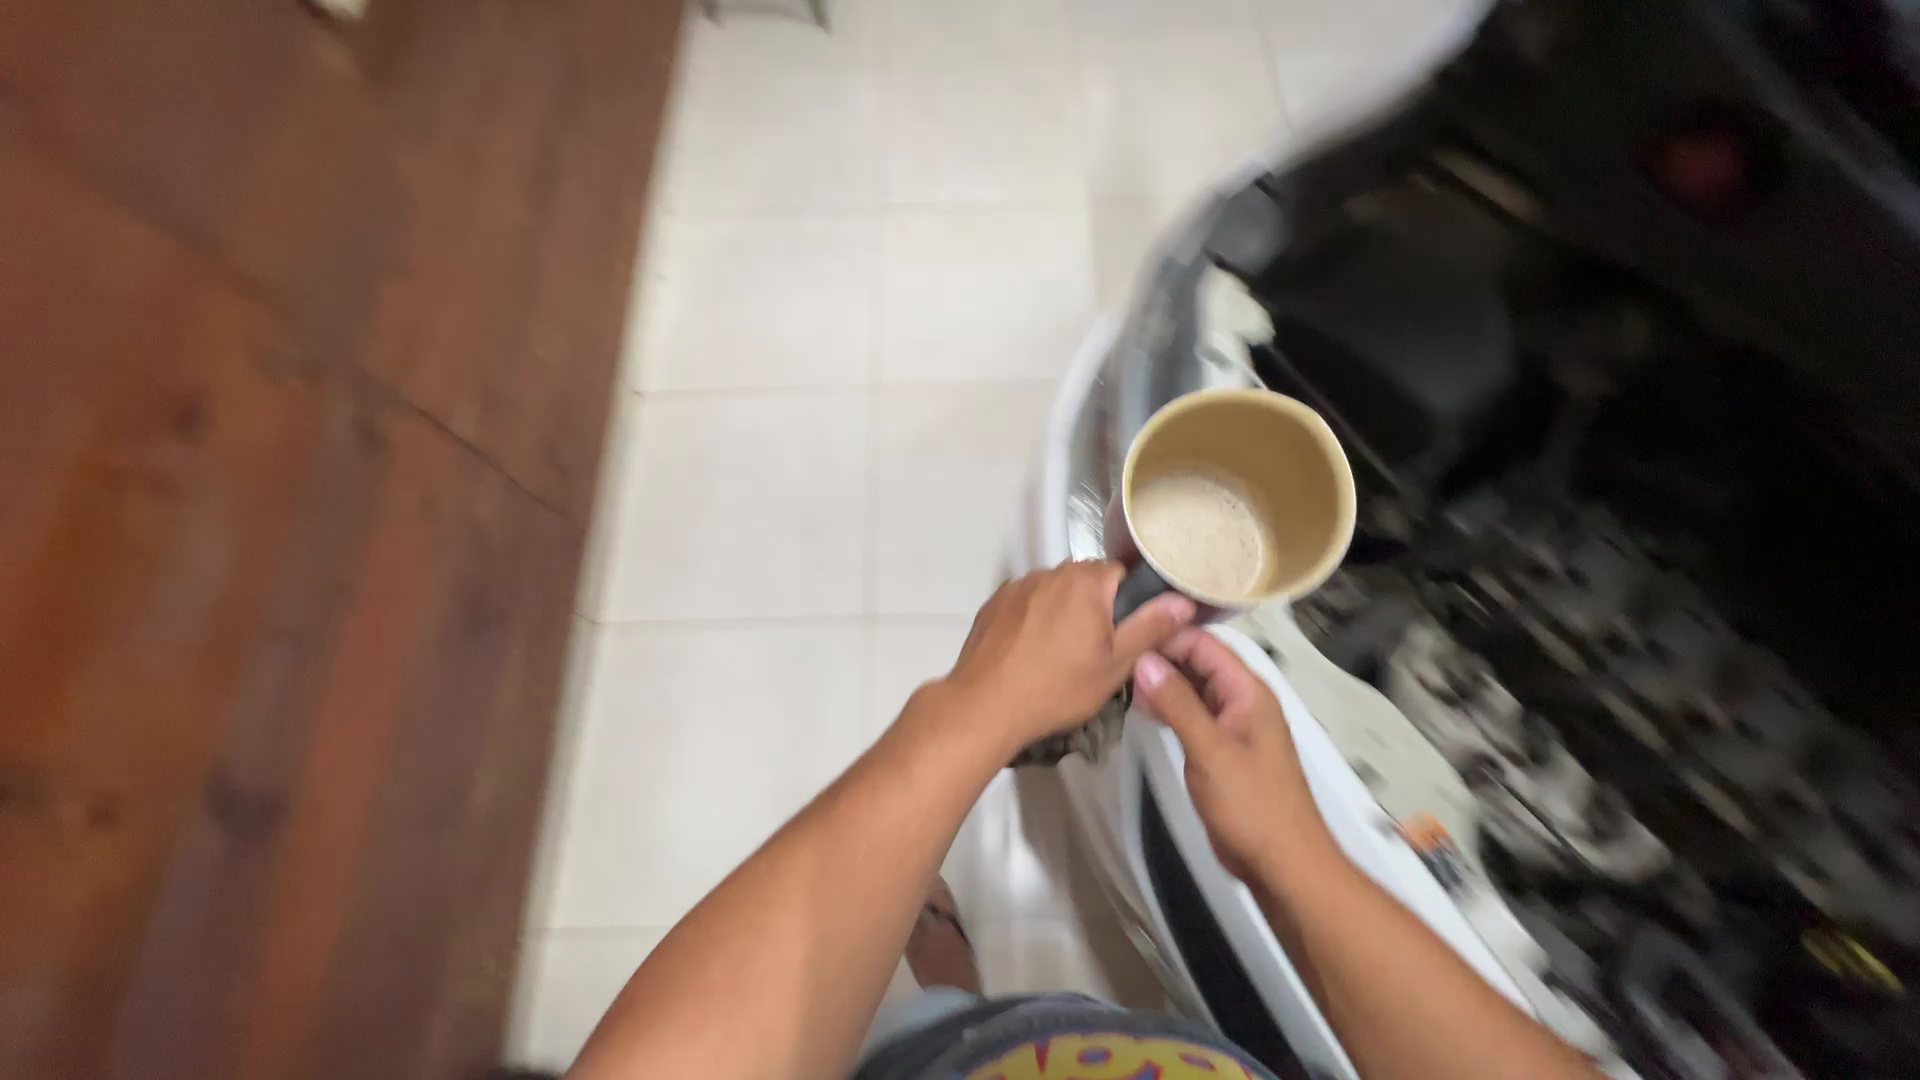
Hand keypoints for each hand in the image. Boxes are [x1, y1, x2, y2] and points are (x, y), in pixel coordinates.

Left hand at [938, 561, 1194, 752]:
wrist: (986, 705)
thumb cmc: (1057, 687)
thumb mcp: (1115, 664)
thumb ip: (1151, 627)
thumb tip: (1182, 600)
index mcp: (1085, 580)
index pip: (1121, 574)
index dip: (1128, 605)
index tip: (1123, 636)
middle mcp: (1050, 572)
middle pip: (1086, 582)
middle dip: (1094, 609)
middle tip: (1093, 652)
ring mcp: (1018, 586)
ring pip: (1054, 592)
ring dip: (1062, 613)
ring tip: (1058, 656)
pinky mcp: (994, 603)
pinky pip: (1027, 604)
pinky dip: (1033, 621)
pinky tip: (1030, 653)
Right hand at [1132, 628, 1338, 883]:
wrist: (1282, 863)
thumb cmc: (1251, 804)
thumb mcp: (1210, 750)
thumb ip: (1177, 703)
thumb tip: (1144, 660)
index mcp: (1247, 690)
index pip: (1204, 644)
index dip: (1167, 636)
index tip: (1126, 637)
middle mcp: (1240, 700)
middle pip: (1198, 662)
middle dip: (1160, 656)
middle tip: (1114, 659)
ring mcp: (1231, 724)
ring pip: (1192, 687)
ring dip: (1161, 681)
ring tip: (1119, 680)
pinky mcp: (1220, 747)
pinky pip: (1192, 713)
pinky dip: (1168, 706)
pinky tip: (1140, 708)